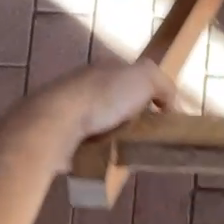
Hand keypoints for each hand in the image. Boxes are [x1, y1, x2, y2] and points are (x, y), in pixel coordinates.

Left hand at [11, 61, 176, 153]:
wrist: (54, 124)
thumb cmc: (104, 96)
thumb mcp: (146, 77)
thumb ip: (164, 85)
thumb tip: (169, 104)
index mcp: (106, 67)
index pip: (134, 77)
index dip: (150, 94)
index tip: (160, 115)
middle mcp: (85, 83)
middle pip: (118, 100)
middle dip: (131, 115)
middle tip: (144, 134)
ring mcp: (68, 108)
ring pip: (101, 122)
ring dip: (113, 134)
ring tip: (126, 149)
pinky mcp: (56, 133)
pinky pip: (84, 141)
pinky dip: (95, 149)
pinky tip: (103, 157)